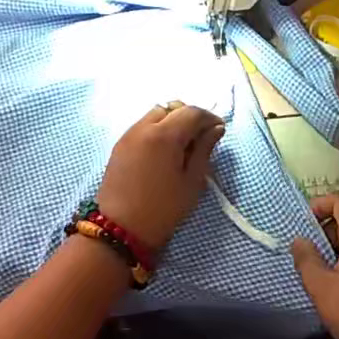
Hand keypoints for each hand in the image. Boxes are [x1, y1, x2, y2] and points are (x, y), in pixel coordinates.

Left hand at [95, 102, 224, 250]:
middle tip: (201, 138)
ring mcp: (128, 135)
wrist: (120, 229)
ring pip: (155, 114)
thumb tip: (216, 129)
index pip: (192, 112)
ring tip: (182, 145)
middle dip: (189, 117)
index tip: (220, 130)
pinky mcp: (119, 145)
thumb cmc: (163, 209)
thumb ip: (204, 150)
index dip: (209, 117)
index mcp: (164, 135)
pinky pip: (142, 126)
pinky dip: (157, 129)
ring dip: (171, 121)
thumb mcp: (192, 182)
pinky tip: (164, 151)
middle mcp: (143, 128)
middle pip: (171, 108)